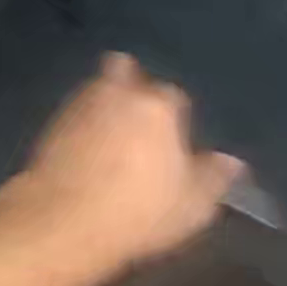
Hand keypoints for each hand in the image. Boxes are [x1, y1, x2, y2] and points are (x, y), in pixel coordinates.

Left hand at [0, 52, 244, 283]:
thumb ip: (214, 177)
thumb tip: (232, 161)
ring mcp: (81, 101)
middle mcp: (117, 92)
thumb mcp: (192, 205)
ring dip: (106, 97)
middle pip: (125, 68)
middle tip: (139, 113)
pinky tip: (88, 143)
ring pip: (97, 84)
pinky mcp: (54, 118)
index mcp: (156, 107)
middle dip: (132, 81)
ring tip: (113, 129)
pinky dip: (84, 117)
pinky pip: (76, 107)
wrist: (65, 217)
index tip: (177, 134)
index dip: (176, 113)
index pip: (173, 94)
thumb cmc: (139, 211)